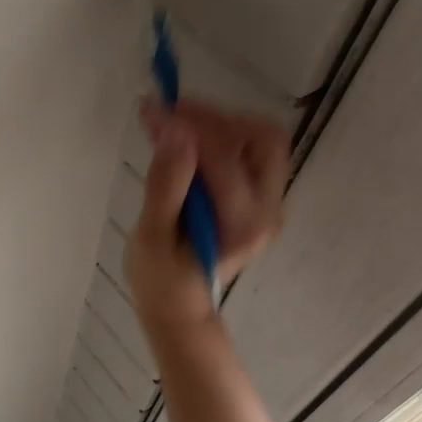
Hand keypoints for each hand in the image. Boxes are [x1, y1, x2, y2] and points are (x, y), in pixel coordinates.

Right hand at [127, 97, 287, 345]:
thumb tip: (174, 132)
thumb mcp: (152, 238)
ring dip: (219, 126)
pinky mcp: (260, 200)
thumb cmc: (160, 282)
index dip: (189, 127)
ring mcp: (269, 204)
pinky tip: (186, 144)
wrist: (179, 311)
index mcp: (243, 223)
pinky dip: (220, 140)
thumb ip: (166, 185)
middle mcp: (268, 210)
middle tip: (171, 116)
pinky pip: (250, 155)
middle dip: (216, 120)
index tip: (153, 110)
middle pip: (261, 140)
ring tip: (175, 127)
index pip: (224, 156)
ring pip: (259, 142)